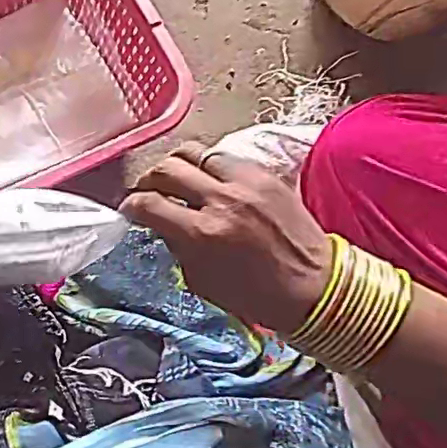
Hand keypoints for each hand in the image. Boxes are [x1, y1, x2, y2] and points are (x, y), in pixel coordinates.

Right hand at [121, 143, 331, 332]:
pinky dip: (207, 166)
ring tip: (175, 177)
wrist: (316, 288)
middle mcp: (221, 200)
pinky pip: (224, 157)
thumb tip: (161, 222)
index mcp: (202, 233)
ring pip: (194, 152)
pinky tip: (207, 179)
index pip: (148, 203)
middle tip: (147, 191)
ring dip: (176, 164)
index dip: (131, 205)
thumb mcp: (200, 279)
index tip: (130, 210)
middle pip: (166, 169)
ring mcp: (246, 183)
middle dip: (147, 179)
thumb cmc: (254, 294)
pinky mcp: (266, 175)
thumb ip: (177, 245)